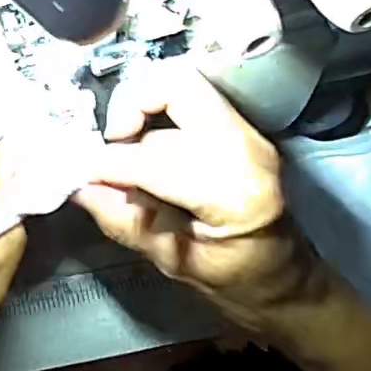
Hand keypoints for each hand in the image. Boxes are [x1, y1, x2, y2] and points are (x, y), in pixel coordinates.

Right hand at [73, 62, 355, 348]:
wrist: (290, 282)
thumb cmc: (240, 285)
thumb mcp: (176, 265)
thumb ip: (126, 222)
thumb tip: (81, 187)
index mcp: (237, 193)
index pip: (156, 158)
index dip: (109, 164)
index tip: (82, 174)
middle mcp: (247, 148)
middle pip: (176, 86)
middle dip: (129, 107)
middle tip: (110, 143)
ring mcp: (248, 132)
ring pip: (180, 85)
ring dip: (142, 108)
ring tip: (125, 147)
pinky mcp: (241, 128)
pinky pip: (188, 99)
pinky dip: (156, 110)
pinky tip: (145, 143)